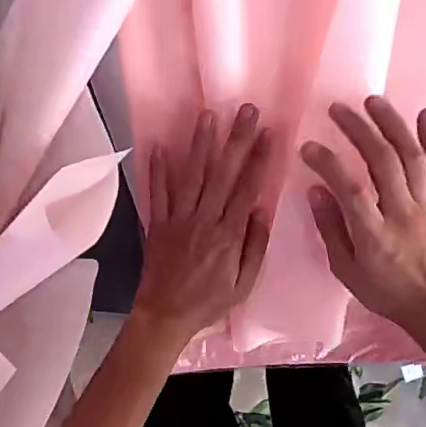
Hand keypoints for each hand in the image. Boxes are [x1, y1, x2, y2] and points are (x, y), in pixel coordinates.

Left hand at [132, 104, 274, 344]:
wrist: (164, 315)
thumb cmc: (208, 302)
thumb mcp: (243, 285)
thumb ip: (255, 247)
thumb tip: (263, 211)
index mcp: (228, 236)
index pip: (247, 189)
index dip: (259, 159)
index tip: (269, 133)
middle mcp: (203, 221)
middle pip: (222, 174)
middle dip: (235, 140)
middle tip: (245, 111)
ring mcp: (177, 220)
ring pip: (191, 176)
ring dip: (200, 144)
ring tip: (208, 116)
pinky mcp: (157, 224)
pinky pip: (157, 193)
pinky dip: (158, 170)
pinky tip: (161, 146)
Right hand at [301, 97, 425, 336]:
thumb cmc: (386, 291)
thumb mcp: (347, 271)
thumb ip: (331, 230)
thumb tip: (316, 191)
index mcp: (374, 235)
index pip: (351, 190)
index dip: (329, 164)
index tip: (308, 148)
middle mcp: (402, 213)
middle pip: (383, 162)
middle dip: (360, 130)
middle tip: (338, 109)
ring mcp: (424, 205)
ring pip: (411, 156)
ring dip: (392, 124)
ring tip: (373, 101)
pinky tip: (425, 114)